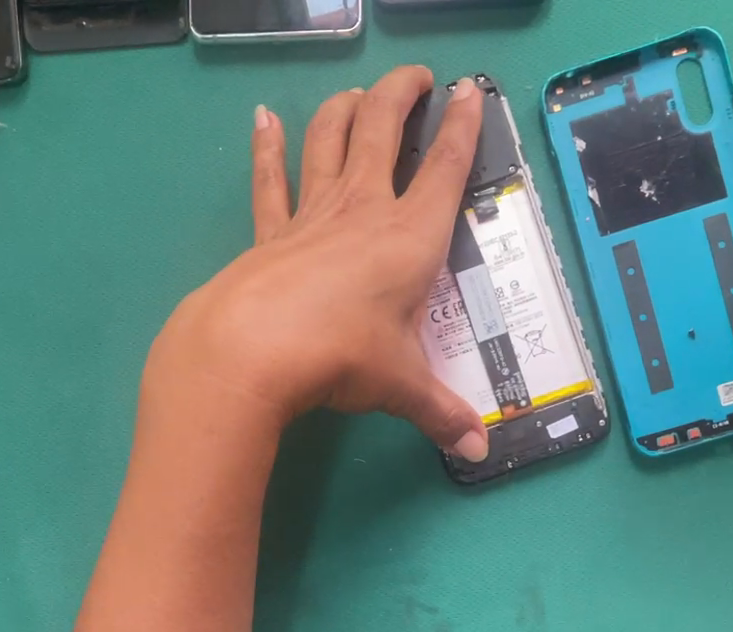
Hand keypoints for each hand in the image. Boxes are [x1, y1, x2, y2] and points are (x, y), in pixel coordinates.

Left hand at [145, 66, 489, 462]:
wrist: (255, 351)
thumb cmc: (342, 357)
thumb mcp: (402, 388)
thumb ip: (442, 415)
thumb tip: (478, 452)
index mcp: (411, 238)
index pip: (446, 169)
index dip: (463, 128)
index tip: (470, 94)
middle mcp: (363, 211)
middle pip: (385, 131)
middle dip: (403, 95)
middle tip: (416, 79)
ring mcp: (312, 216)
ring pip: (330, 139)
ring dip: (346, 109)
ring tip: (358, 94)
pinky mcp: (269, 233)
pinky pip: (271, 180)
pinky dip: (268, 148)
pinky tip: (263, 119)